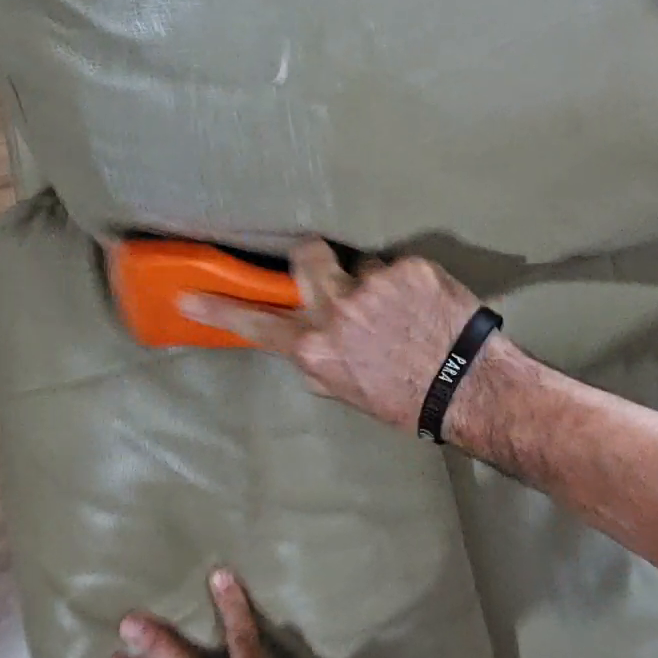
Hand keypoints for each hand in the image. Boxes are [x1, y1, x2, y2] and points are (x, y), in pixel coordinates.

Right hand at [181, 240, 494, 433]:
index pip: (258, 323)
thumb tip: (306, 339)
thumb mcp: (347, 391)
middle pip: (307, 257)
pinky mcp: (410, 268)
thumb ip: (318, 360)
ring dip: (375, 283)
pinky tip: (426, 307)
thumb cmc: (406, 400)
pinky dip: (409, 283)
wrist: (467, 387)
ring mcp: (374, 285)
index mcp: (315, 348)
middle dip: (315, 262)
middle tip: (333, 274)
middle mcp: (337, 311)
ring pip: (362, 264)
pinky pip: (399, 266)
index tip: (190, 295)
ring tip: (403, 312)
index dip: (221, 309)